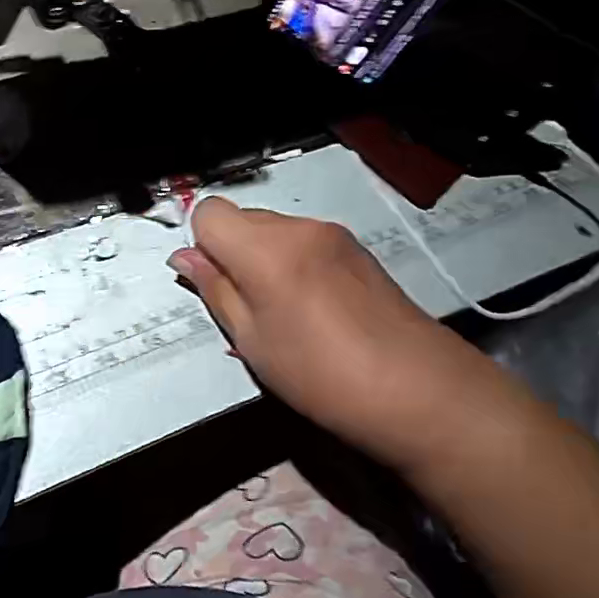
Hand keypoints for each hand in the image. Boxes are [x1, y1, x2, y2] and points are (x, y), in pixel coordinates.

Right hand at [167, 197, 511, 468]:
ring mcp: (333, 234)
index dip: (203, 245)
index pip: (209, 212)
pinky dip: (295, 263)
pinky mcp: (356, 248)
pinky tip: (313, 308)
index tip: (215, 282)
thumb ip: (216, 290)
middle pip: (244, 217)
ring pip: (276, 229)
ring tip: (285, 312)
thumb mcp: (252, 340)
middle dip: (233, 251)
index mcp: (266, 247)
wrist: (412, 386)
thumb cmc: (321, 374)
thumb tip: (186, 258)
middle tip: (248, 306)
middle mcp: (300, 227)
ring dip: (266, 258)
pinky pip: (307, 241)